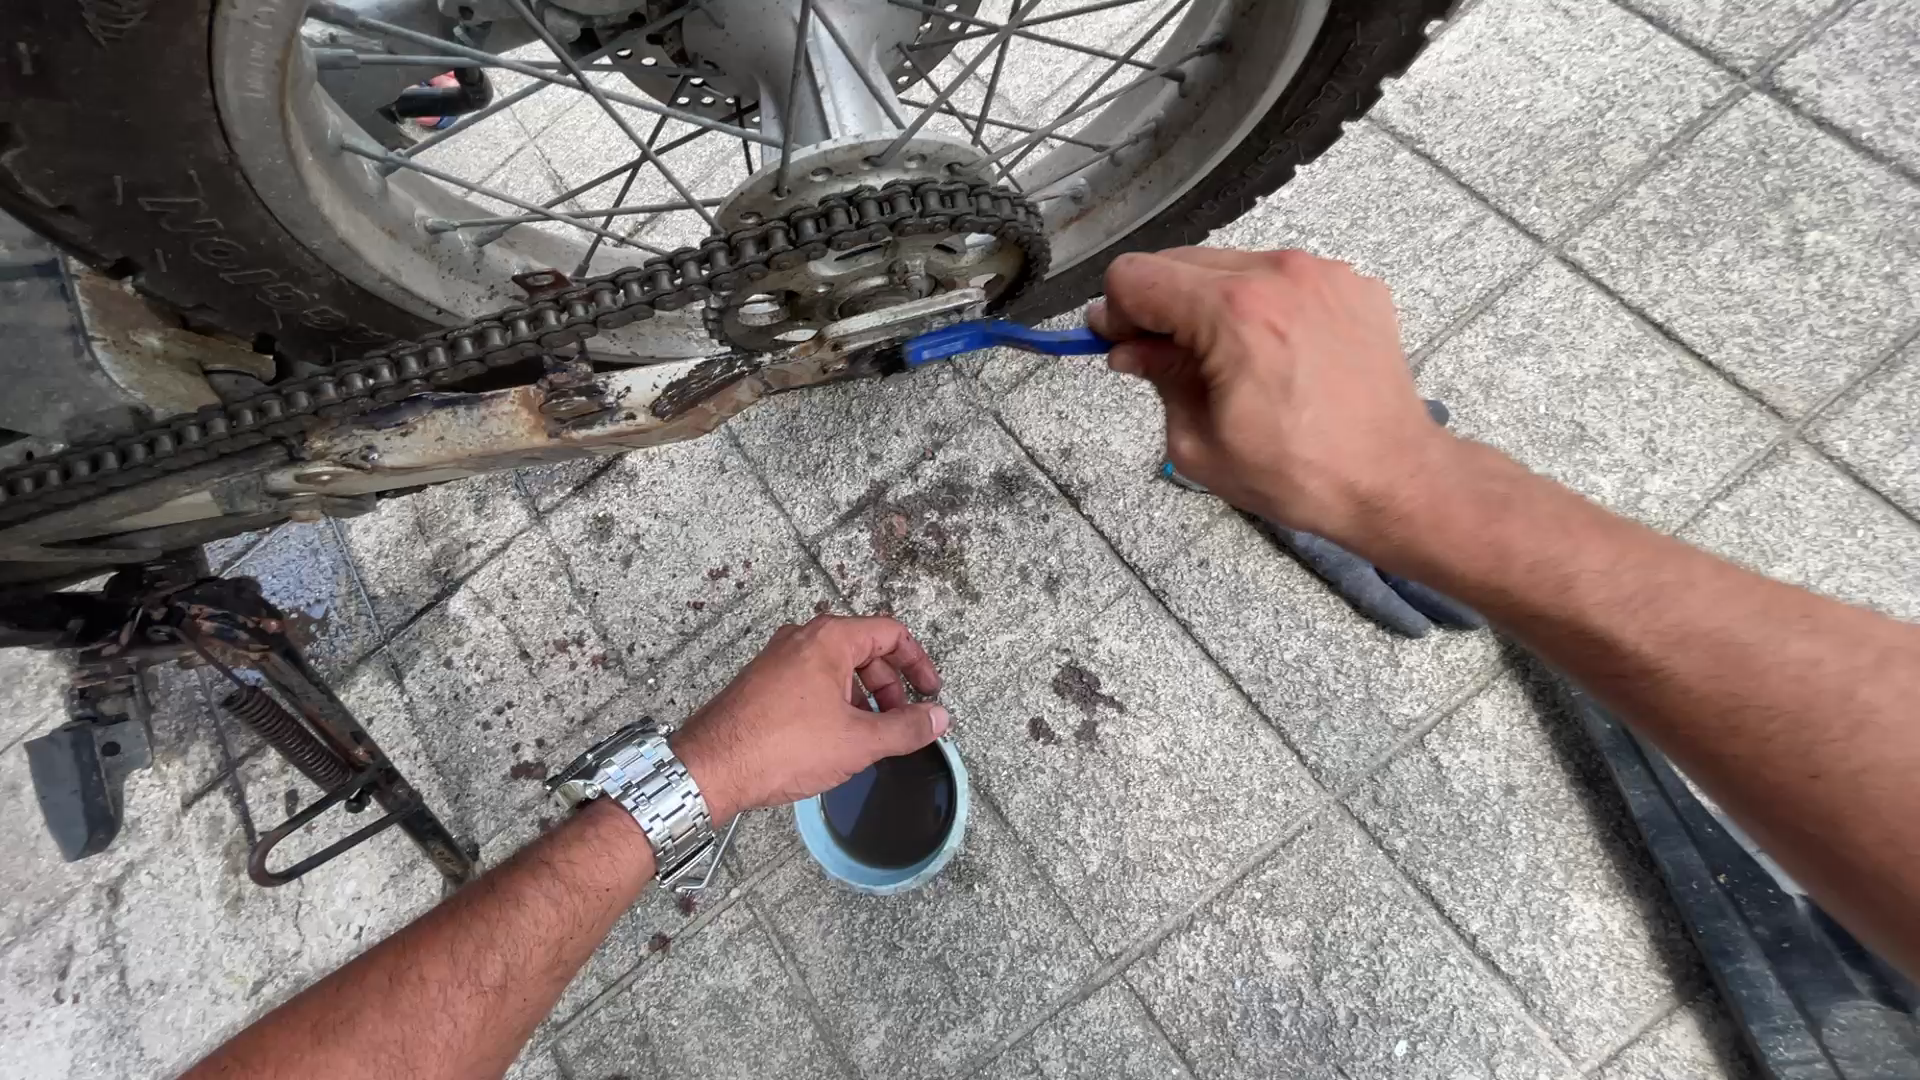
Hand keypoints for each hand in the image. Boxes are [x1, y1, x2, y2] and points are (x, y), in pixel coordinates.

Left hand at [667, 615, 947, 822]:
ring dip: (863, 697)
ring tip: (869, 736)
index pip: (891, 633)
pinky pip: (813, 681)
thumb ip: (906, 727)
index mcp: (830, 639)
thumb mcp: (859, 741)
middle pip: (865, 650)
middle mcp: (804, 638)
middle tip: (901, 721)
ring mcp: (780, 658)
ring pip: (838, 668)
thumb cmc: (781, 746)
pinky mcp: (764, 681)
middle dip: (890, 686)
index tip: (930, 691)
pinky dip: (835, 702)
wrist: (710, 768)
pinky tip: (835, 738)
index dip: (918, 663)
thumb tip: (938, 718)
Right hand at [1088, 247, 1454, 548]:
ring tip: (1219, 361)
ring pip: (1226, 265)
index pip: (1135, 277)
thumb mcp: (1195, 442)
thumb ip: (1156, 379)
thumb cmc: (1295, 473)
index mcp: (1232, 314)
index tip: (1120, 345)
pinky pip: (1277, 277)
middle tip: (1160, 359)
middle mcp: (1277, 275)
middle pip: (1177, 262)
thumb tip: (1130, 349)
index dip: (1114, 313)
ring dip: (1205, 305)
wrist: (1390, 478)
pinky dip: (1255, 305)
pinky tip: (1268, 353)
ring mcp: (1320, 274)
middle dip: (1156, 308)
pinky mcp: (1349, 283)